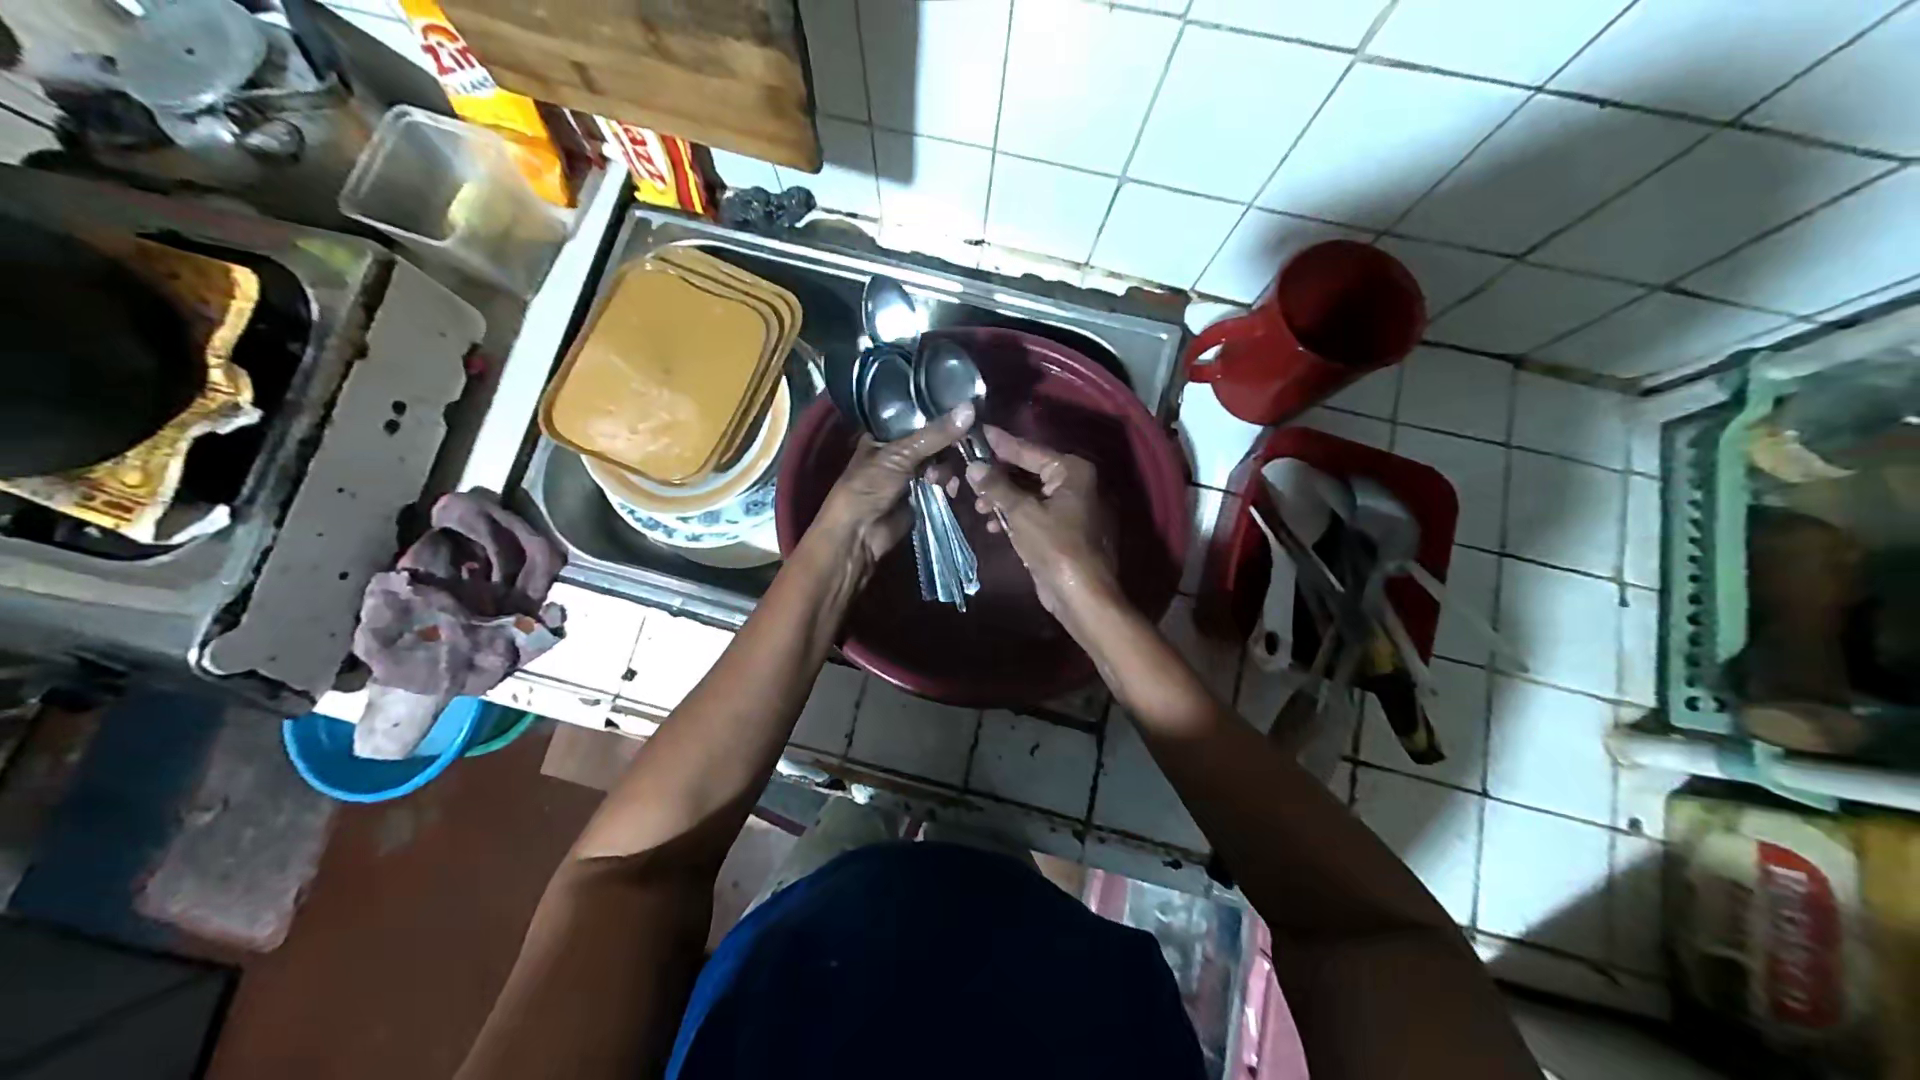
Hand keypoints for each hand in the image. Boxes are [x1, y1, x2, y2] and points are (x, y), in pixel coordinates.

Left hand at [809, 403, 972, 583]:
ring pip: (945, 461)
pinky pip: (945, 482)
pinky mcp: (924, 493)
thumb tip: (970, 407)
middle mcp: (903, 448)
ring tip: (940, 480)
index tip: (968, 414)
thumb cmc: (869, 485)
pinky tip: (950, 490)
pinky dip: (950, 484)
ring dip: (948, 469)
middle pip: (938, 439)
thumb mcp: (900, 454)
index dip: (944, 414)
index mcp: (888, 432)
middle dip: (949, 447)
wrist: (860, 532)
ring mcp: (914, 472)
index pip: (922, 415)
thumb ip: (935, 434)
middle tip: (957, 453)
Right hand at [964, 426, 1118, 620]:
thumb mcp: (1021, 513)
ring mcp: (1074, 508)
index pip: (1030, 450)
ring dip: (1004, 500)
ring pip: (1031, 495)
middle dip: (998, 478)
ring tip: (979, 508)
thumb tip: (974, 466)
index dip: (1001, 443)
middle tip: (969, 477)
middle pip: (1030, 472)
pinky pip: (1037, 514)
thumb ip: (996, 486)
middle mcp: (1078, 484)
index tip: (978, 431)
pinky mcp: (1067, 531)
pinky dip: (1016, 517)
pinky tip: (994, 525)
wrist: (1082, 595)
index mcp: (1073, 471)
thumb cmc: (1055, 546)